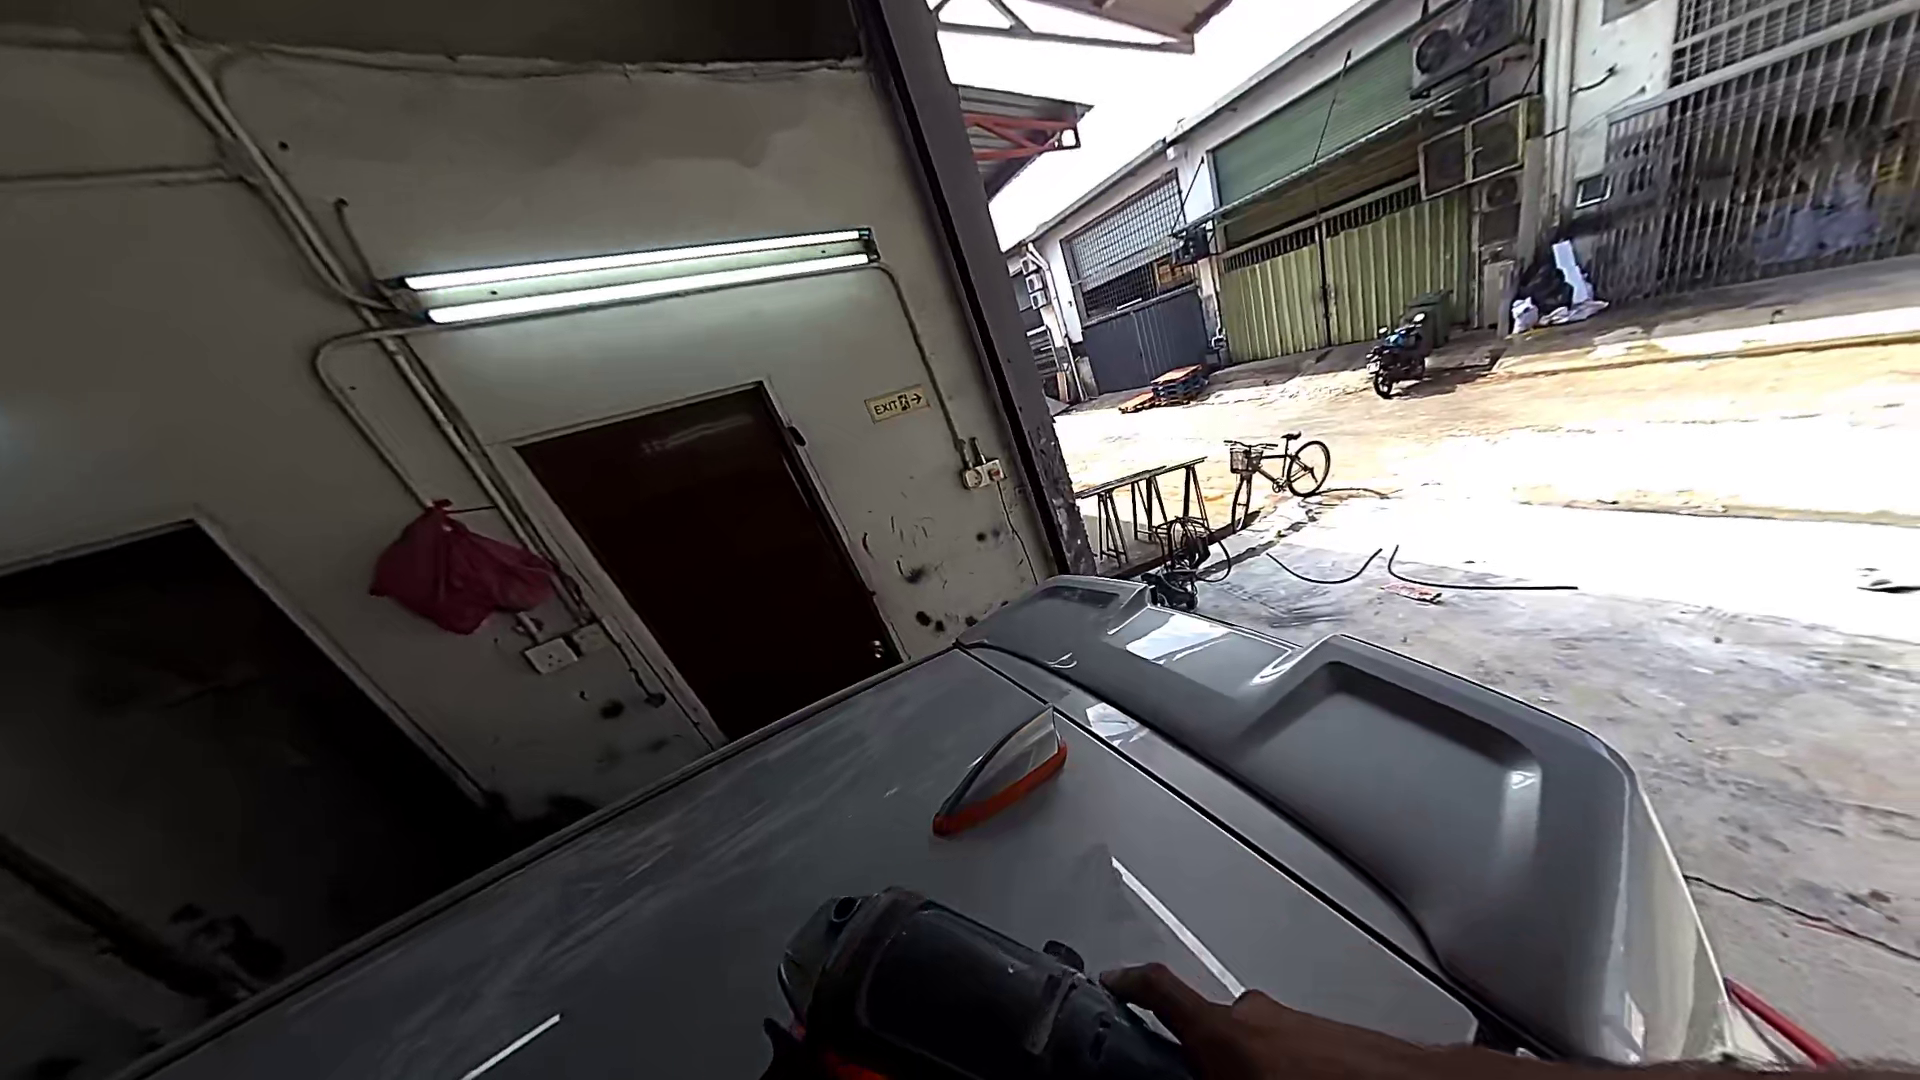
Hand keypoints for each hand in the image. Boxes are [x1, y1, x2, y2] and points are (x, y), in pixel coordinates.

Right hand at [1100, 963, 1499, 1079]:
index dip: (1129, 982)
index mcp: (1225, 1035)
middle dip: (1206, 1063)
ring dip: (1253, 1073)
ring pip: (1254, 1044)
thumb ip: (1215, 1071)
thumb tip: (1201, 1066)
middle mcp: (1253, 1016)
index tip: (1111, 980)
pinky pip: (1288, 1050)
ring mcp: (1292, 1021)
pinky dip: (1286, 1073)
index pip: (1160, 989)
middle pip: (1209, 1029)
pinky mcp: (1326, 1032)